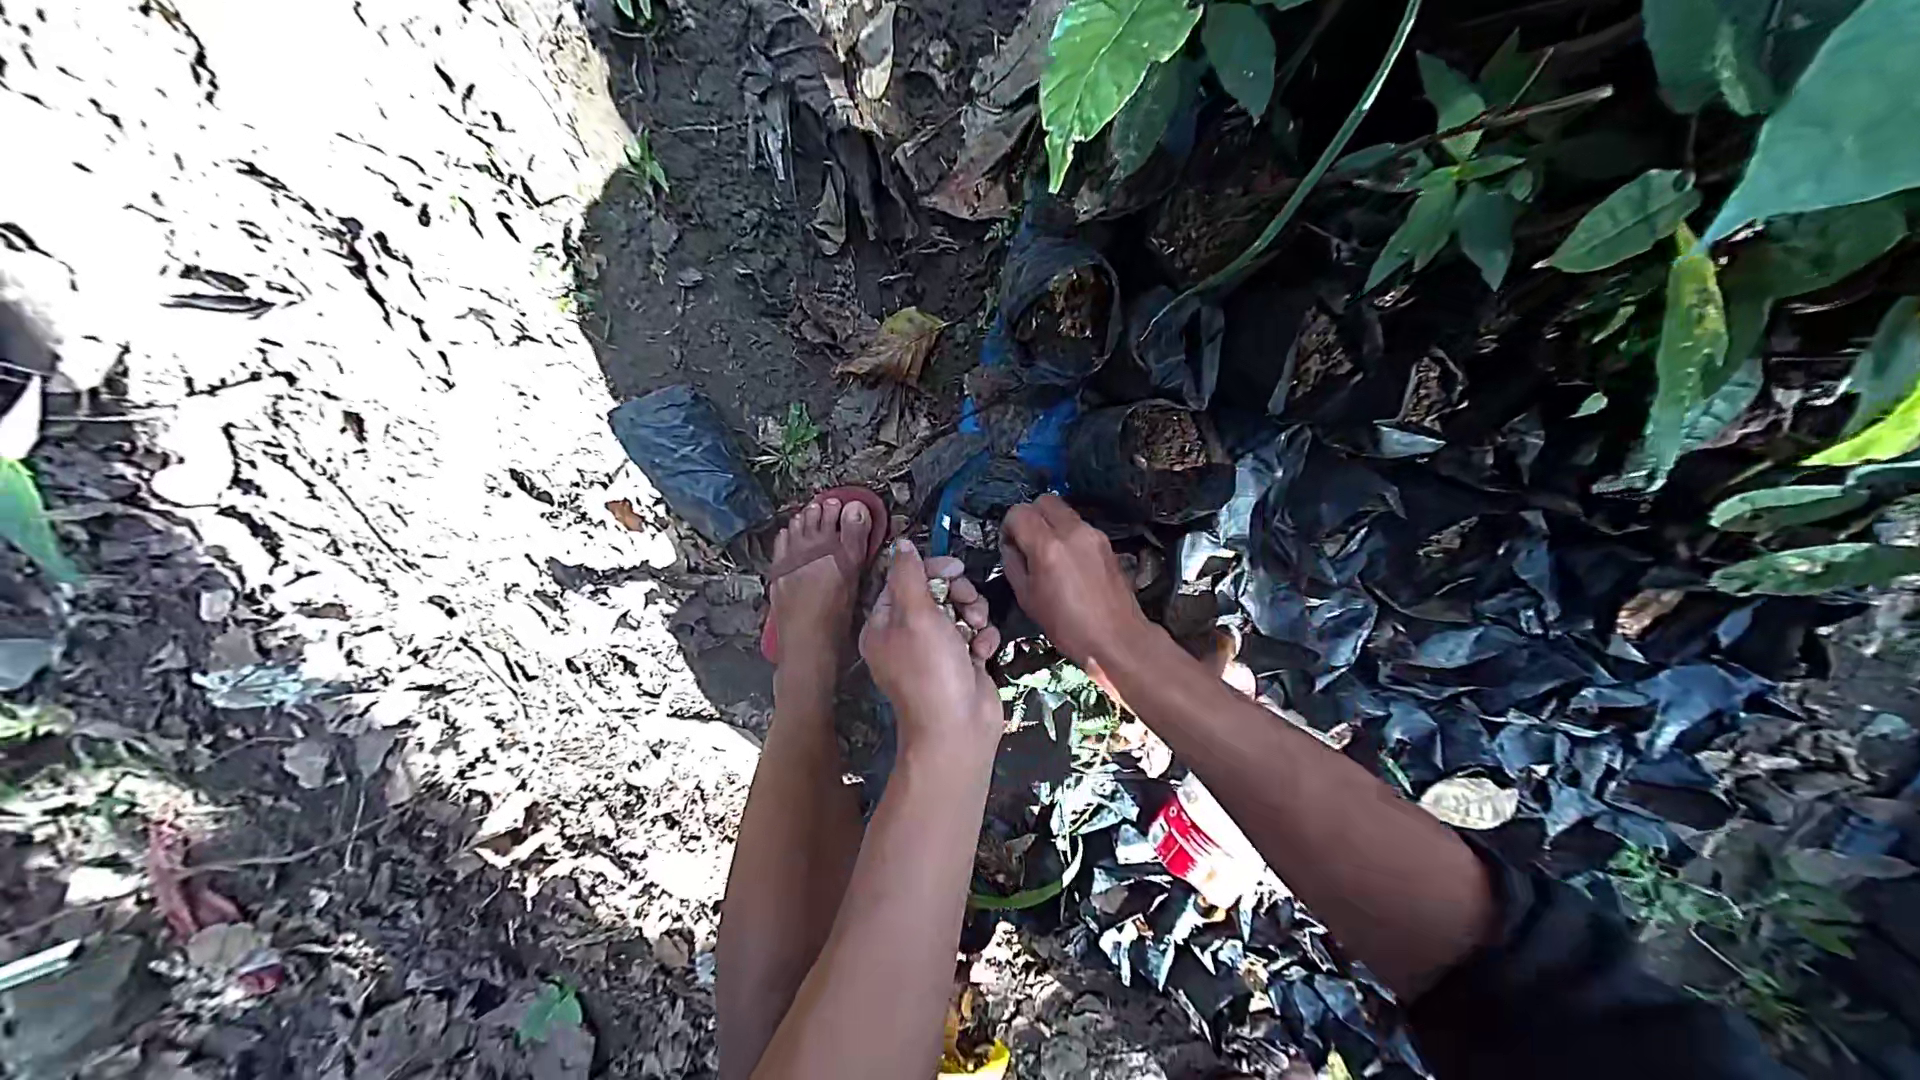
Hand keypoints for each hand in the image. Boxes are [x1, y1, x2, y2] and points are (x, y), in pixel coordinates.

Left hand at [860, 541, 1003, 753]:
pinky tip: (982, 653)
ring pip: (960, 610)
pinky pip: (975, 634)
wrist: (957, 728)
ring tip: (976, 632)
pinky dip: (983, 639)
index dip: (932, 569)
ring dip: (974, 615)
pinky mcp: (962, 661)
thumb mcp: (915, 614)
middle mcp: (907, 635)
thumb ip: (909, 574)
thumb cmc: (930, 669)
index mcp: (884, 624)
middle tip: (967, 606)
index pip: (906, 579)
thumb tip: (902, 544)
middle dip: (959, 594)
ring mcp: (936, 650)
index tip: (955, 568)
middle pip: (937, 591)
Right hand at [1001, 495, 1157, 669]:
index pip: (1018, 512)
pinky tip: (1069, 562)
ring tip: (1049, 554)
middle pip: (1043, 500)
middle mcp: (1072, 532)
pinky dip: (1068, 534)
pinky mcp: (1106, 542)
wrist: (1116, 638)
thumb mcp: (1027, 599)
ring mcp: (1093, 534)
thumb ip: (1013, 565)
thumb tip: (1010, 547)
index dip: (1008, 526)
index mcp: (1048, 547)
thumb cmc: (1069, 627)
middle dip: (1030, 516)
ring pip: (1063, 511)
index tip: (1010, 544)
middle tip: (1027, 542)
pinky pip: (1079, 526)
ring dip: (1050, 524)